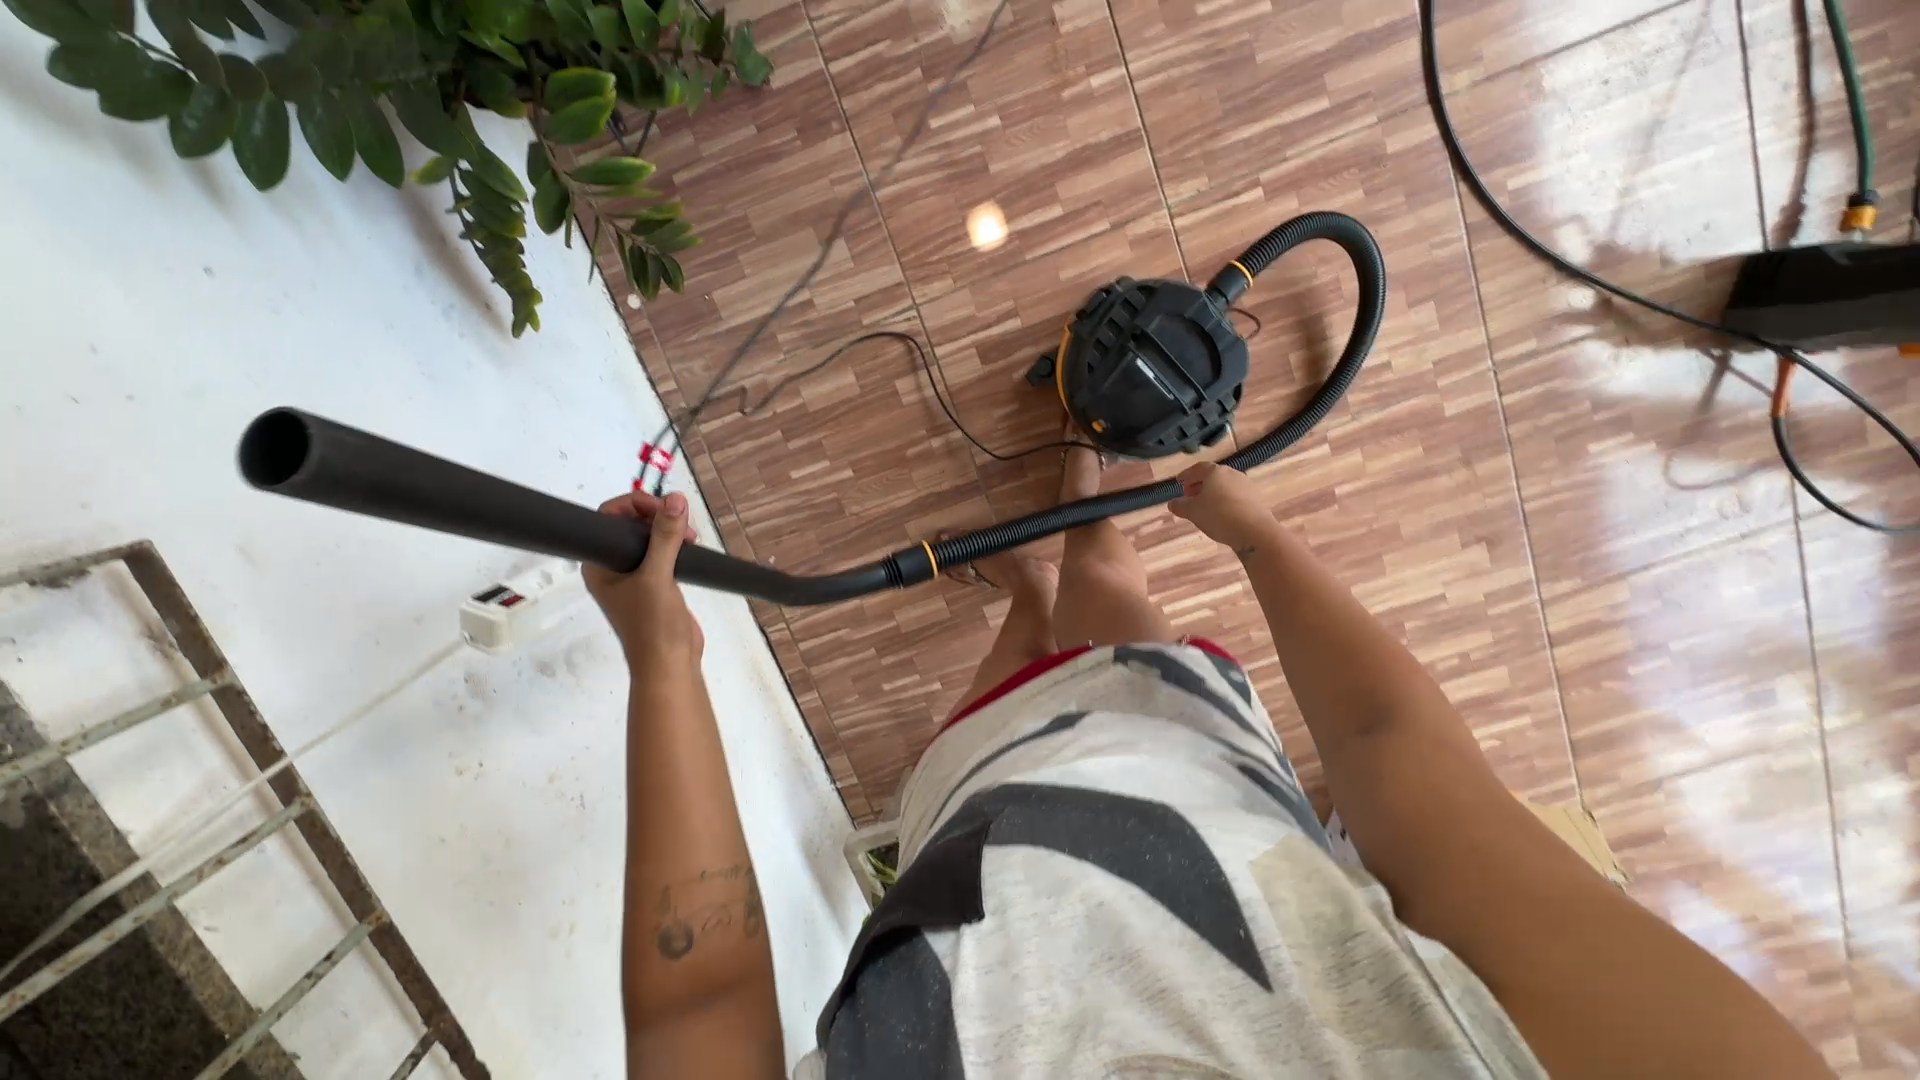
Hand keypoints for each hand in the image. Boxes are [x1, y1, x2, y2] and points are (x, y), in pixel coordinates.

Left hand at [584, 491, 704, 670]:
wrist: (670, 664)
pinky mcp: (655, 586)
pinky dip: (676, 547)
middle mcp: (612, 568)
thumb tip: (676, 498)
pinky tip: (691, 549)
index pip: (607, 518)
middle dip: (656, 517)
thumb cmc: (653, 623)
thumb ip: (665, 536)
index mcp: (598, 564)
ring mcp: (634, 578)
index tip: (663, 509)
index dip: (633, 505)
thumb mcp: (657, 576)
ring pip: (648, 539)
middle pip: (629, 525)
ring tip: (691, 538)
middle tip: (682, 526)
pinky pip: (662, 555)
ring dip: (668, 531)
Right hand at [1168, 462, 1279, 553]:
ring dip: (1213, 494)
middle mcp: (1232, 474)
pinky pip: (1235, 496)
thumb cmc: (1218, 515)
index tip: (1178, 482)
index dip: (1186, 475)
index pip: (1198, 468)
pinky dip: (1225, 501)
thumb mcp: (1192, 512)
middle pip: (1212, 476)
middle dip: (1199, 485)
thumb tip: (1172, 503)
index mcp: (1215, 472)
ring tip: (1205, 507)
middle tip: (1189, 496)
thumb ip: (1180, 506)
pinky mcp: (1256, 499)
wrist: (1253, 530)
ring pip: (1225, 486)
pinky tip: (1221, 514)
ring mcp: (1246, 486)